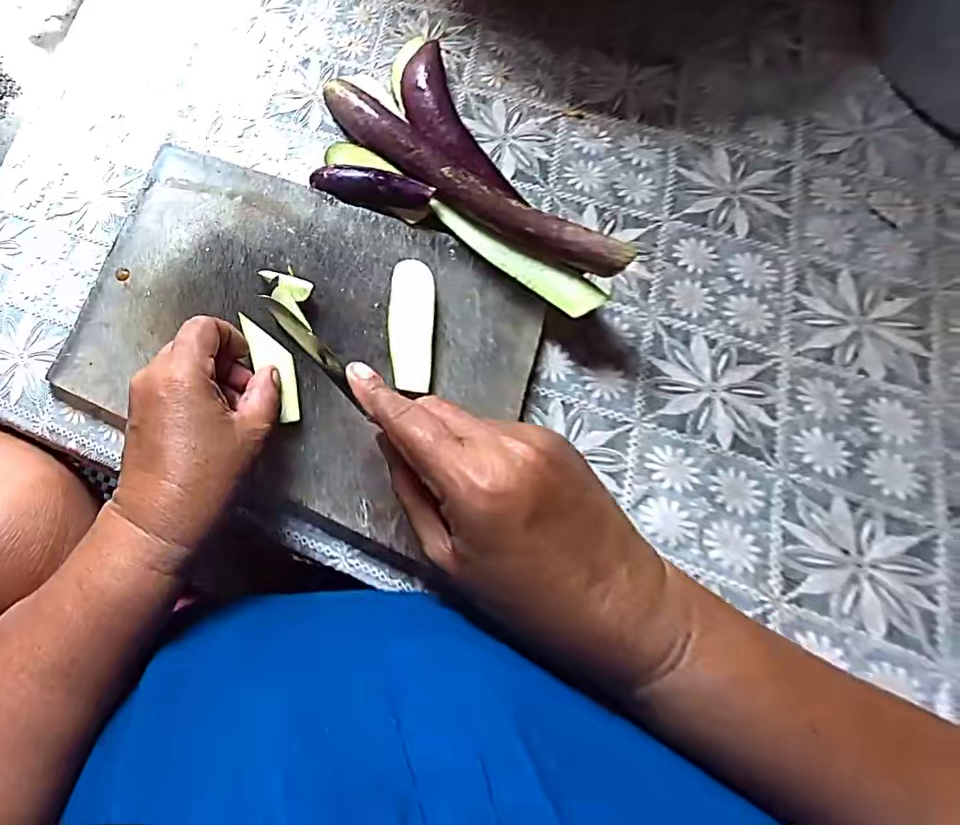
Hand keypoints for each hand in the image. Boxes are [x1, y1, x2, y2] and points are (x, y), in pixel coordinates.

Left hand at [110, 316, 279, 572]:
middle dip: (223, 361)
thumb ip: (265, 393)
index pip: (203, 326)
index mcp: (179, 370)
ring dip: (207, 376)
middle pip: (191, 343)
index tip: (248, 362)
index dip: (232, 338)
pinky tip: (207, 421)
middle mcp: (153, 373)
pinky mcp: (137, 406)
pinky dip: (189, 389)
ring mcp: (141, 389)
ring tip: (229, 412)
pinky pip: (167, 382)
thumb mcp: (249, 433)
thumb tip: (268, 373)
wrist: (157, 515)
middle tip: (245, 392)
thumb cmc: (201, 479)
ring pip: (179, 362)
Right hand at [347, 362, 696, 698]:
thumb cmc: (527, 598)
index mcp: (474, 482)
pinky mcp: (556, 441)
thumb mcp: (446, 556)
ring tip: (459, 483)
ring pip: (460, 417)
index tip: (352, 372)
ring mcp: (536, 440)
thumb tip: (390, 444)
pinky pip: (490, 427)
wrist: (632, 611)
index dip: (376, 396)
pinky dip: (475, 443)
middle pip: (432, 409)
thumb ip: (409, 491)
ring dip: (443, 435)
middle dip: (409, 423)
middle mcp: (506, 448)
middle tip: (407, 461)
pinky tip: (493, 482)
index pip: (409, 422)